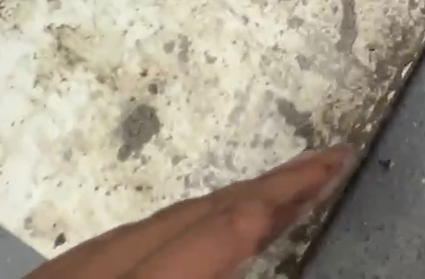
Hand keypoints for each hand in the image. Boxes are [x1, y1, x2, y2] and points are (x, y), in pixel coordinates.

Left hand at [27, 147, 353, 278]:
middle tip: (327, 161)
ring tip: (277, 190)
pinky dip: (169, 227)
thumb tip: (279, 216)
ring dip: (221, 203)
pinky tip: (195, 226)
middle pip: (188, 214)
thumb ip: (223, 260)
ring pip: (148, 222)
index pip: (223, 225)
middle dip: (266, 185)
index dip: (289, 188)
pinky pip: (112, 244)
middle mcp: (84, 276)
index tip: (341, 157)